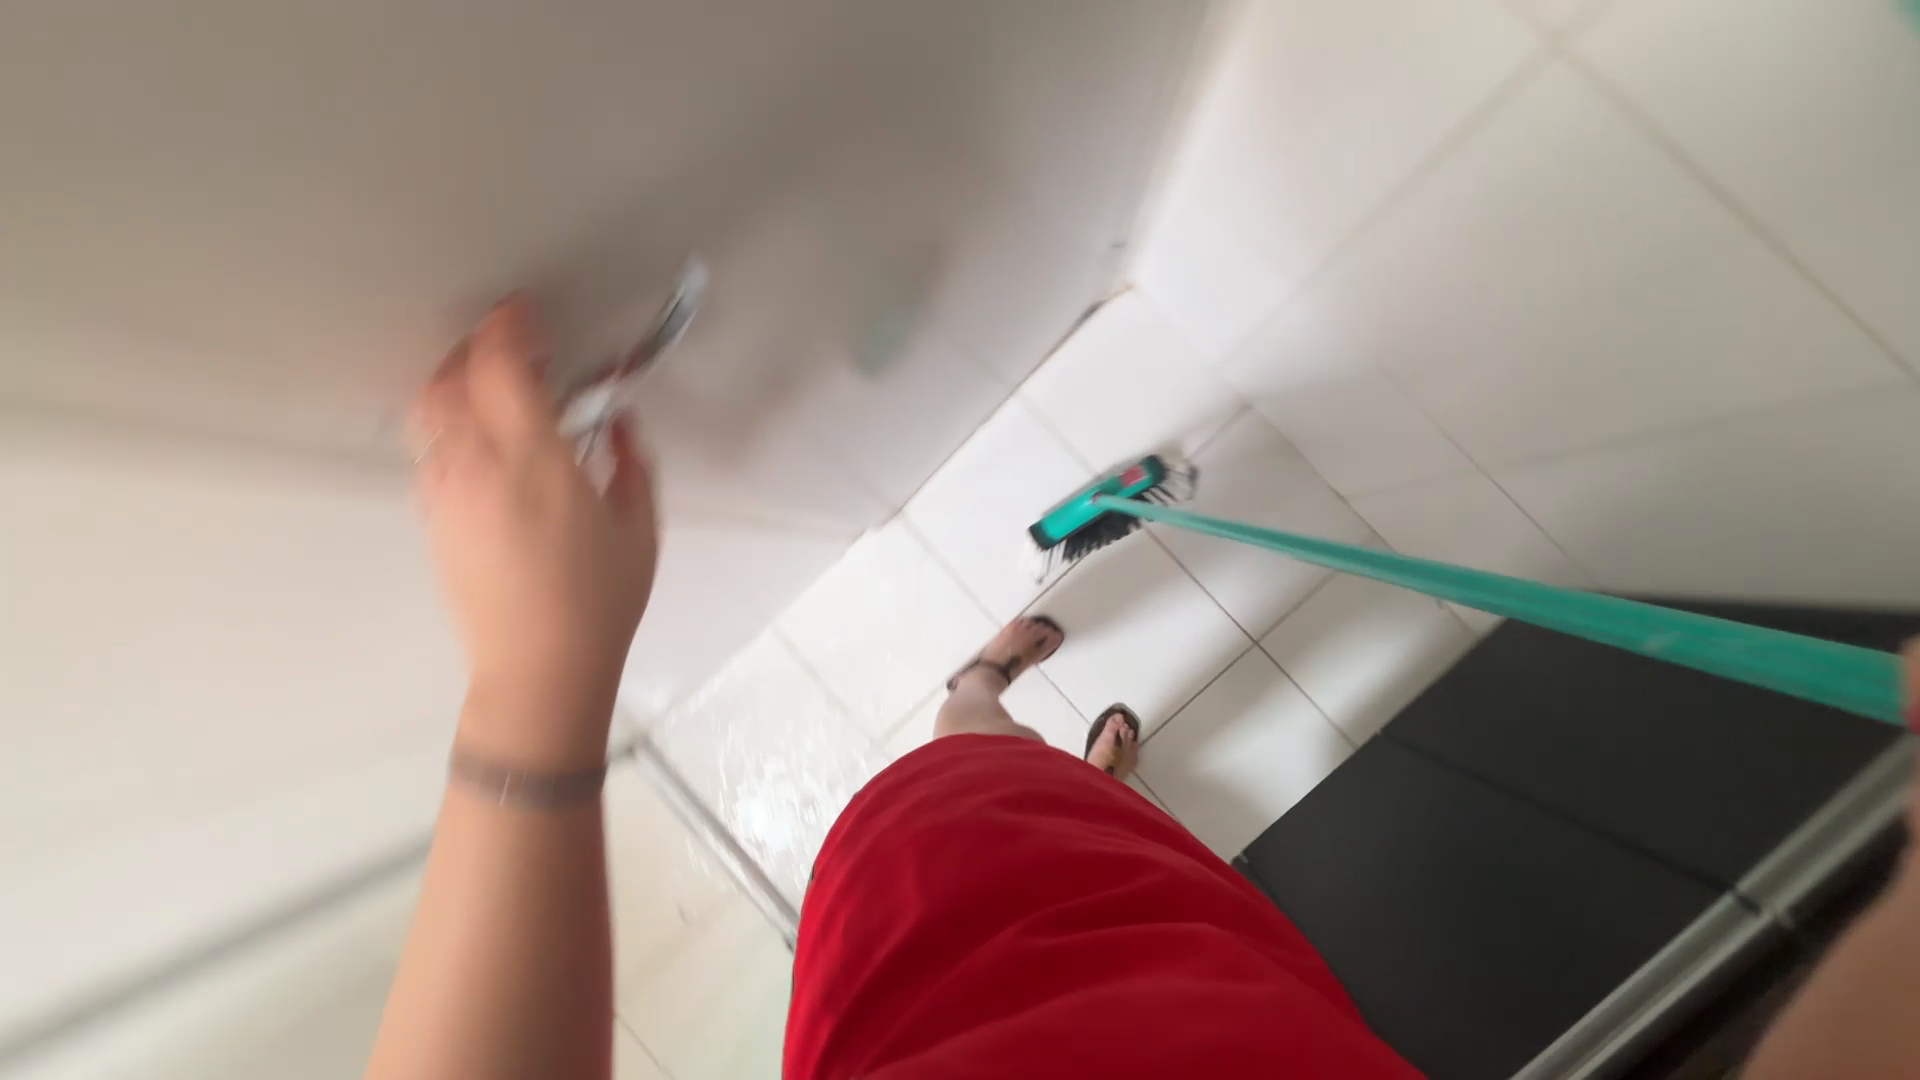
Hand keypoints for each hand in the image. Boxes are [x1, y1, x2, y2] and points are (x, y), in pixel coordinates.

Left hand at [410, 297, 658, 760]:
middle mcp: (475, 466)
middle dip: (474, 346)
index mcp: (534, 462)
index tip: (525, 311)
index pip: (501, 368)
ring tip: (494, 383)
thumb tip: (615, 422)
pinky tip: (484, 436)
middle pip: (448, 377)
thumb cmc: (600, 598)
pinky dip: (450, 418)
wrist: (539, 667)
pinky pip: (430, 446)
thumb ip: (629, 460)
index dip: (509, 327)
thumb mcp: (639, 526)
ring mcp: (444, 491)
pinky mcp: (432, 517)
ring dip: (455, 379)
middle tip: (511, 341)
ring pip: (428, 409)